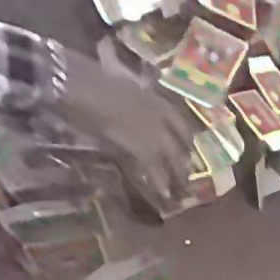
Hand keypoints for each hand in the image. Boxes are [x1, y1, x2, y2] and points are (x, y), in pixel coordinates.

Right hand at [55, 49, 199, 201]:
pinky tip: (163, 195)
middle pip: (182, 148)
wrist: (90, 89)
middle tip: (187, 180)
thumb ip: (140, 104)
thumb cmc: (100, 85)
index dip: (188, 142)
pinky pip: (156, 171)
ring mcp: (156, 137)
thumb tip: (140, 114)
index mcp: (159, 102)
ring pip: (175, 162)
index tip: (189, 152)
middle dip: (186, 165)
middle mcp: (163, 120)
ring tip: (180, 194)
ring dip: (178, 179)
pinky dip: (160, 184)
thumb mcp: (128, 90)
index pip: (183, 126)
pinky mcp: (144, 151)